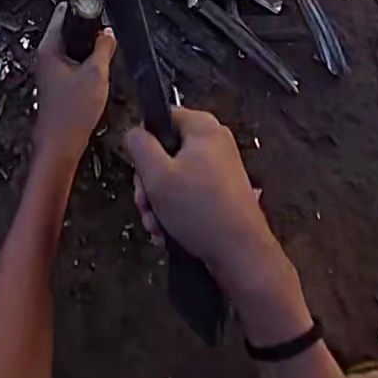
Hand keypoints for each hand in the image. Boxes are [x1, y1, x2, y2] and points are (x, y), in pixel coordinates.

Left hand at [31, 1, 115, 160]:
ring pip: (72, 47)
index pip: (63, 13)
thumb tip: (108, 34)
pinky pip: (73, 62)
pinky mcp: (57, 80)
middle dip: (88, 31)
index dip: (82, 8)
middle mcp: (45, 56)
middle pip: (69, 29)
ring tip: (102, 55)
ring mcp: (50, 68)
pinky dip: (85, 63)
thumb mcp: (96, 74)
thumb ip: (104, 48)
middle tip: (104, 35)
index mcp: (49, 48)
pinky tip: (95, 73)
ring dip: (88, 49)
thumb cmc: (71, 115)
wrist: (61, 143)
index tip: (94, 4)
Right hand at [122, 109, 286, 291]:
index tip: (140, 170)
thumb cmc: (199, 210)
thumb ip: (138, 144)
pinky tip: (167, 232)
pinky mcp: (222, 193)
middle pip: (164, 151)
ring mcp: (220, 168)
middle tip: (145, 204)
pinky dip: (175, 210)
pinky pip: (189, 192)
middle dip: (149, 182)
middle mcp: (213, 141)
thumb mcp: (156, 173)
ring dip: (158, 201)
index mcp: (201, 126)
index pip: (160, 118)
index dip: (143, 143)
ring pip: (173, 176)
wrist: (243, 258)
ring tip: (156, 225)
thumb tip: (134, 133)